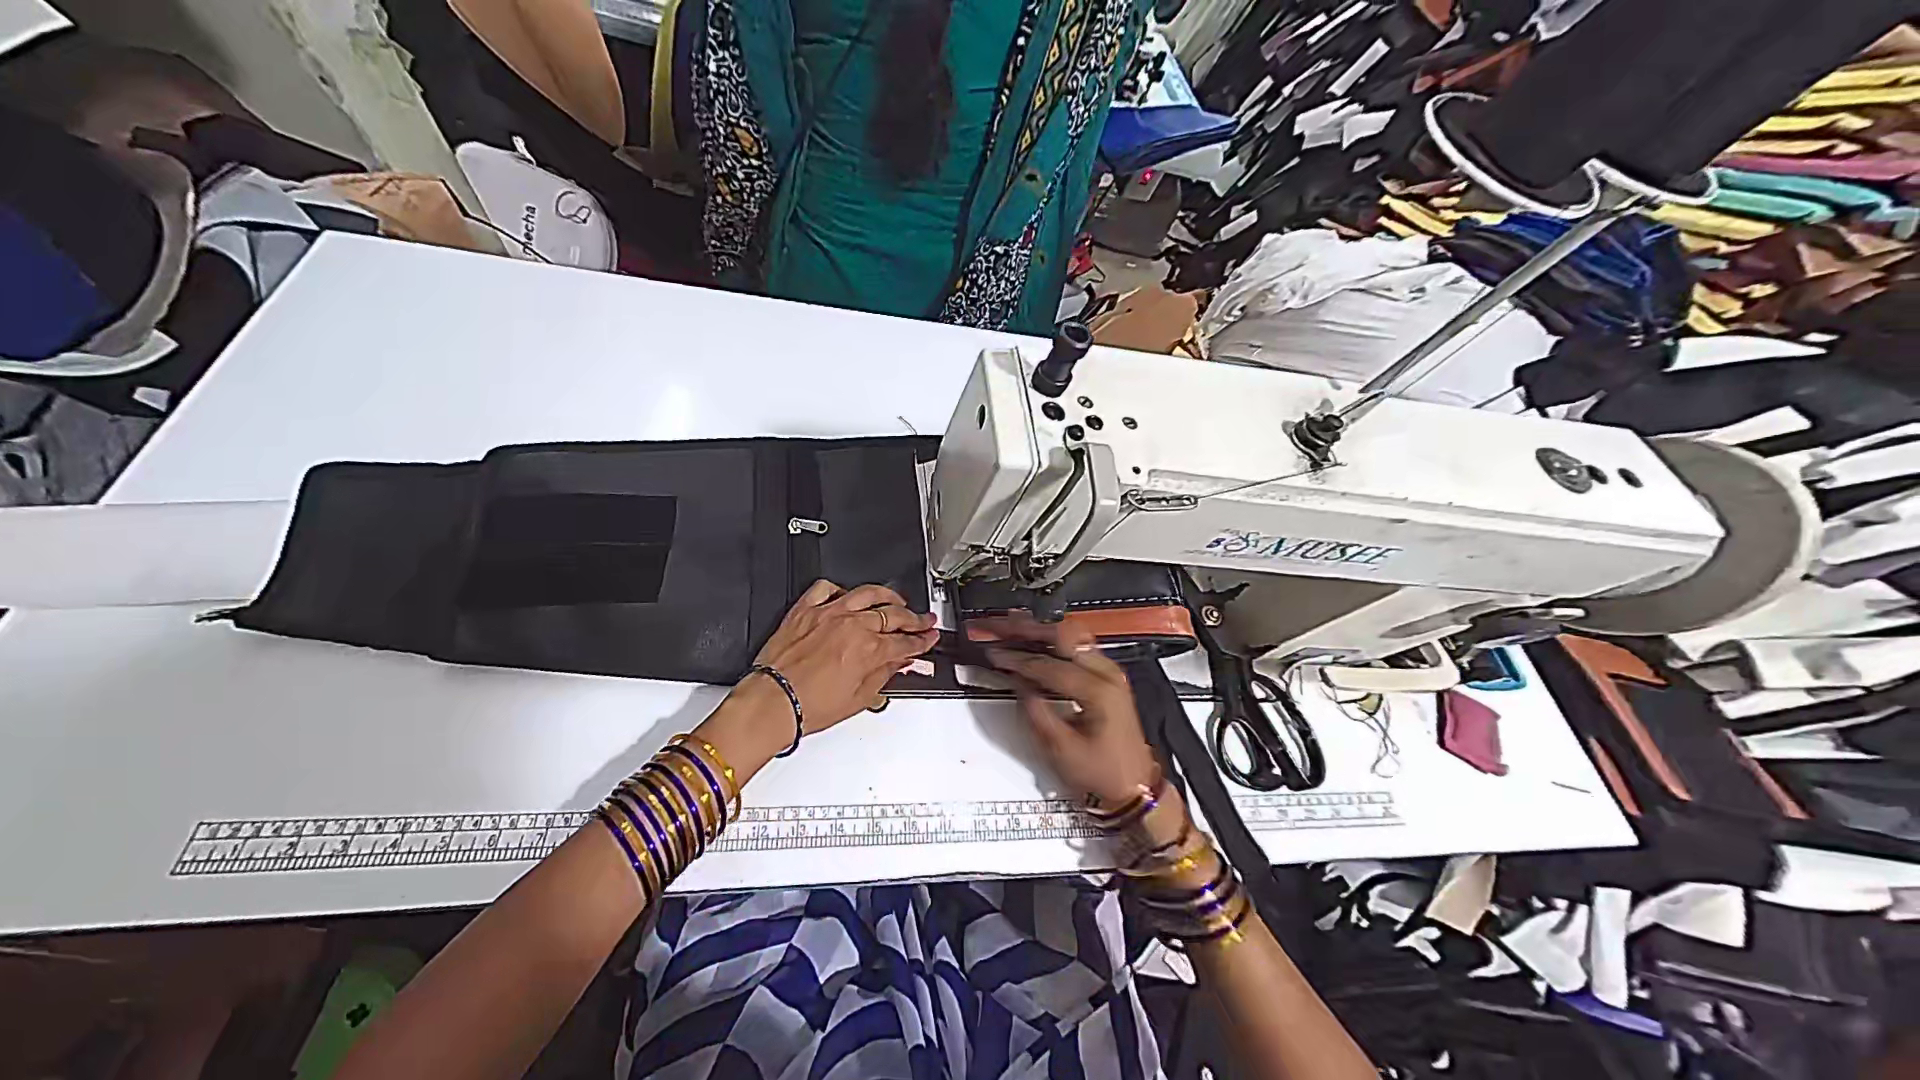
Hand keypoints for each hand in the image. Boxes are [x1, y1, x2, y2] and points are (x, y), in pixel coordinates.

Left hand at [753, 580, 937, 733]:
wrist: (773, 701)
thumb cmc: (809, 705)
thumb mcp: (859, 698)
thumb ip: (885, 674)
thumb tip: (899, 663)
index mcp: (869, 650)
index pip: (906, 641)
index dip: (923, 640)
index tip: (929, 638)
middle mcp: (851, 626)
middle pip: (894, 615)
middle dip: (915, 618)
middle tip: (924, 620)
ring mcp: (828, 614)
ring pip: (867, 593)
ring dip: (888, 596)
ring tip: (897, 600)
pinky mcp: (806, 610)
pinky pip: (827, 588)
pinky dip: (841, 590)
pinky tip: (847, 595)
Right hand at [976, 615, 1162, 807]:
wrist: (1134, 786)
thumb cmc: (1105, 773)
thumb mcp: (1062, 749)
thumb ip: (1036, 712)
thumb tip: (1017, 684)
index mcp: (1099, 691)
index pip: (1048, 665)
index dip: (1016, 659)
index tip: (994, 653)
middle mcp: (1108, 673)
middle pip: (1062, 636)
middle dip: (1025, 628)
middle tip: (997, 625)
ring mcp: (1110, 671)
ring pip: (1071, 635)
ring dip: (1038, 629)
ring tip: (1010, 624)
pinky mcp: (1107, 674)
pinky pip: (1077, 646)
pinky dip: (1052, 640)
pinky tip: (1033, 639)